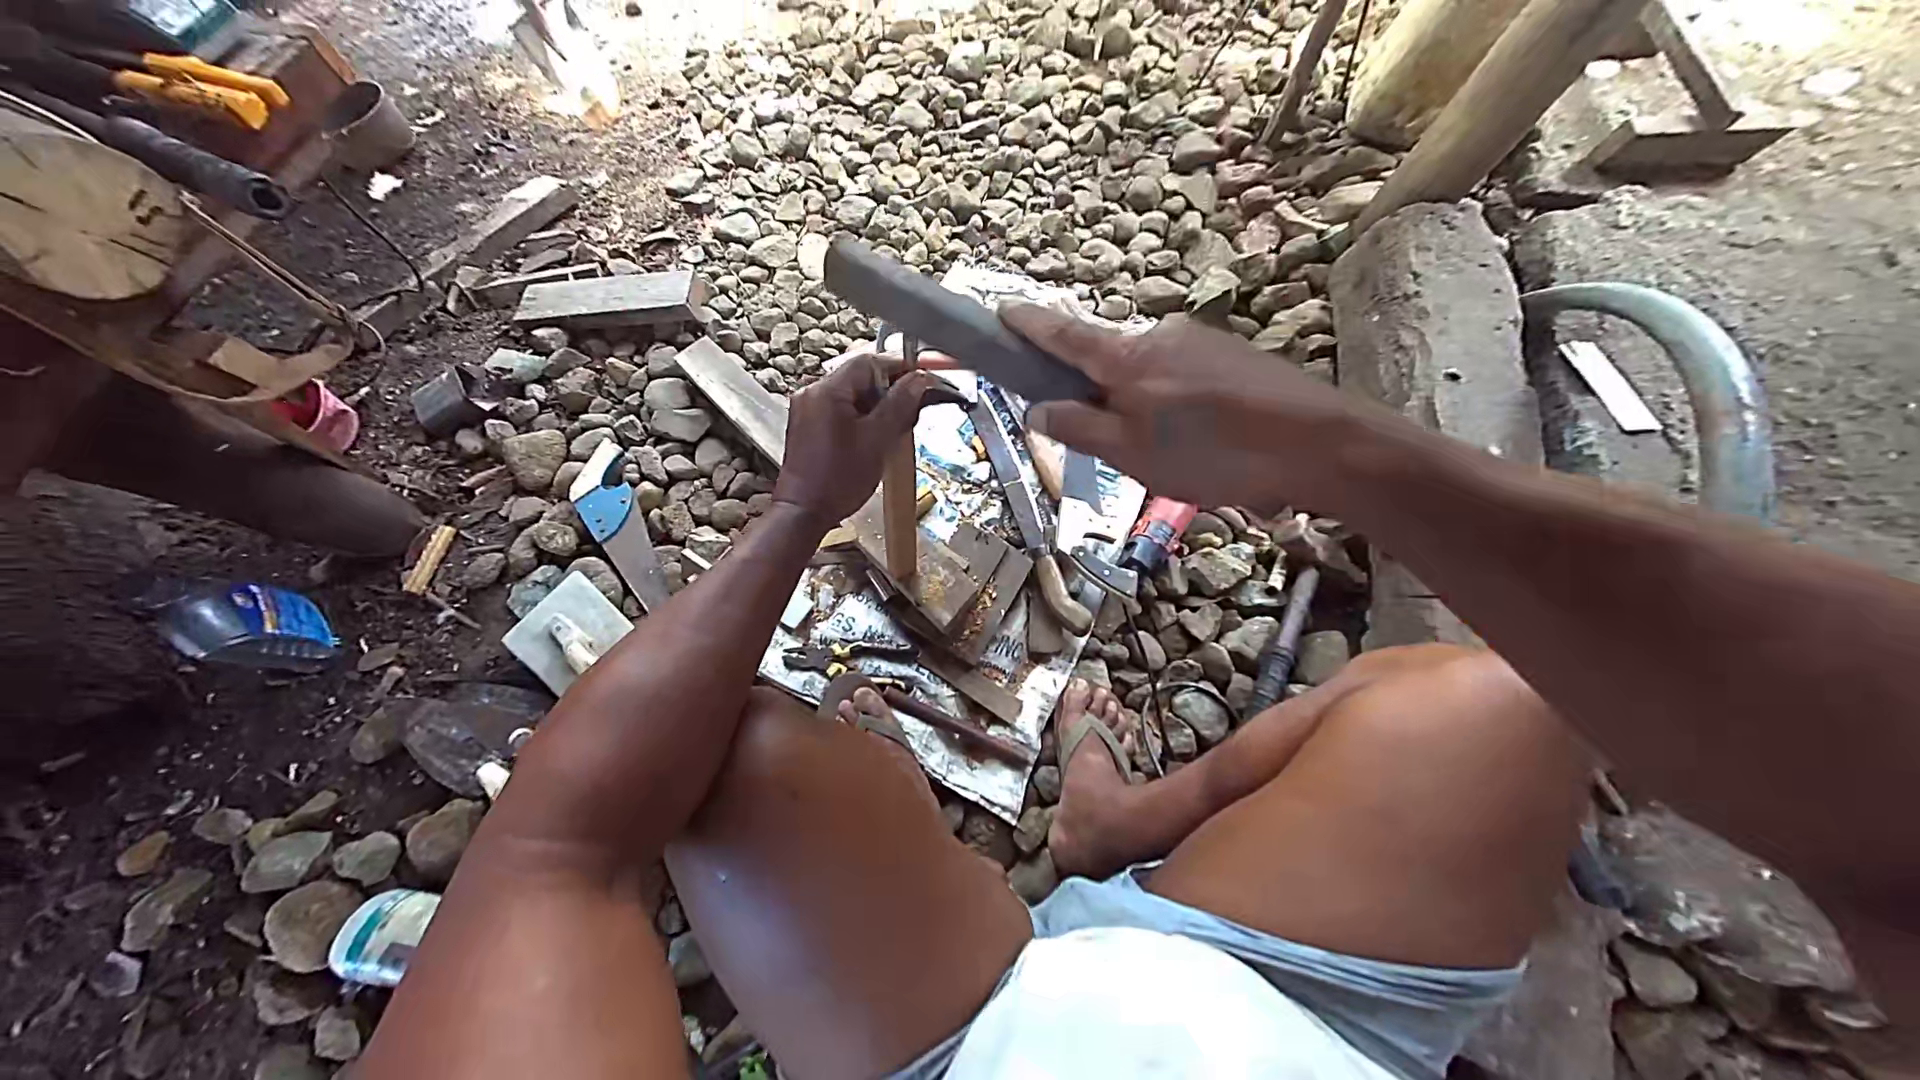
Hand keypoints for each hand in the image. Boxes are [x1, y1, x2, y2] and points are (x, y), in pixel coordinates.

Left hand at [772, 345, 963, 529]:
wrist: (805, 513)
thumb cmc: (838, 481)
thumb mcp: (878, 439)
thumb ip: (900, 405)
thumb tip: (919, 380)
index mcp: (827, 391)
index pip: (870, 361)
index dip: (901, 367)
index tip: (924, 377)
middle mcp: (813, 394)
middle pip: (861, 377)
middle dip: (891, 389)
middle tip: (915, 405)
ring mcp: (809, 410)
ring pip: (853, 395)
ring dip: (879, 405)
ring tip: (898, 426)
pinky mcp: (810, 427)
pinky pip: (843, 410)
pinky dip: (864, 418)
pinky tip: (878, 437)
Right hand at [1003, 303, 1380, 513]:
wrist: (1319, 443)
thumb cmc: (1214, 454)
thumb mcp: (1132, 455)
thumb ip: (1080, 430)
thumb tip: (1038, 409)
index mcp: (1128, 360)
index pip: (1064, 335)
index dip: (1029, 325)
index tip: (1001, 308)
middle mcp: (1160, 337)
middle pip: (1106, 358)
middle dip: (1092, 390)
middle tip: (1102, 437)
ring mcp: (1200, 342)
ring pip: (1146, 372)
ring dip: (1136, 404)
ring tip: (1162, 453)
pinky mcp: (1231, 357)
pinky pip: (1180, 377)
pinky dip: (1170, 404)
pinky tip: (1195, 441)